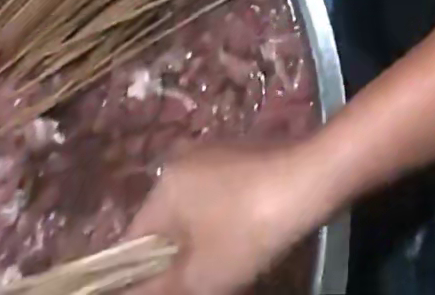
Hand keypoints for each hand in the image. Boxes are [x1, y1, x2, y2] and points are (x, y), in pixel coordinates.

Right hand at [124, 145, 332, 294]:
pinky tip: (245, 241)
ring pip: (191, 212)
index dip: (139, 275)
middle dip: (176, 261)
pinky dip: (221, 222)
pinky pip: (215, 197)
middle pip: (164, 224)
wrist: (306, 180)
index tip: (165, 292)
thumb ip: (159, 290)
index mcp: (163, 184)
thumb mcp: (200, 275)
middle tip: (201, 285)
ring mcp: (210, 154)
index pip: (133, 238)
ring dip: (200, 243)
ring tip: (225, 268)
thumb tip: (128, 294)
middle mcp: (180, 161)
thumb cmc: (246, 229)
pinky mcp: (237, 154)